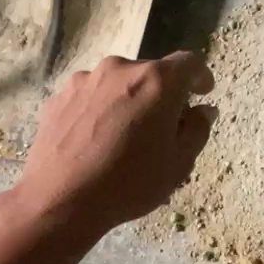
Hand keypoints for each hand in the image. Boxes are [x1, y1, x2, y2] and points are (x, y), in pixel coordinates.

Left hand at [9, 52, 214, 237]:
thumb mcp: (179, 163)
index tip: (202, 94)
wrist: (60, 200)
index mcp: (158, 81)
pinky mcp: (59, 96)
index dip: (200, 77)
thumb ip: (198, 129)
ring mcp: (86, 80)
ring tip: (124, 135)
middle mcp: (121, 68)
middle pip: (152, 73)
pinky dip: (101, 109)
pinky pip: (91, 95)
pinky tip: (95, 139)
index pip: (189, 63)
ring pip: (119, 83)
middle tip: (163, 126)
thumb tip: (203, 110)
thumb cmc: (130, 182)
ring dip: (129, 100)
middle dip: (163, 94)